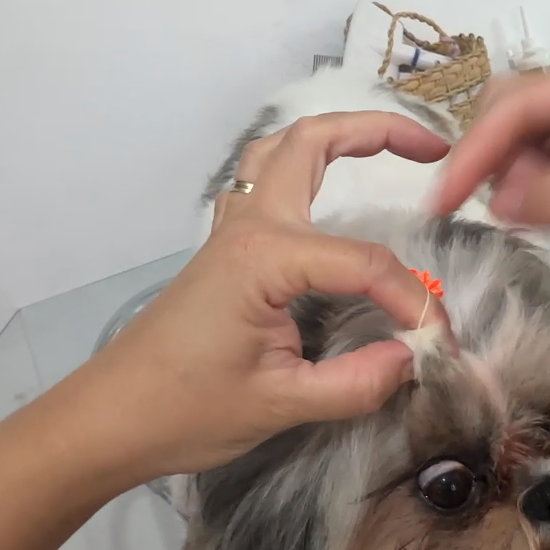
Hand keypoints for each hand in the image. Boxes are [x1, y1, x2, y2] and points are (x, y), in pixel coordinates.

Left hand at [73, 112, 449, 479]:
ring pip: (284, 148)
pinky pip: (267, 179)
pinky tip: (327, 188)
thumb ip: (356, 382)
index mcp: (266, 257)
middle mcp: (251, 225)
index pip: (364, 263)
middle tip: (430, 150)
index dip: (411, 298)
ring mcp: (233, 228)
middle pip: (314, 141)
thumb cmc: (185, 410)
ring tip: (385, 147)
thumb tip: (415, 355)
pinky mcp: (227, 244)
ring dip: (336, 134)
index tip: (439, 337)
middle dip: (377, 131)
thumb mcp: (280, 405)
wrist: (109, 417)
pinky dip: (305, 163)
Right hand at [433, 48, 549, 273]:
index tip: (441, 201)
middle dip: (488, 156)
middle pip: (514, 110)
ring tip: (508, 215)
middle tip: (474, 210)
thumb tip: (492, 202)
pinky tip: (532, 210)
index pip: (517, 105)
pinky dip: (533, 183)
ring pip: (528, 135)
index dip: (474, 151)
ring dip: (509, 172)